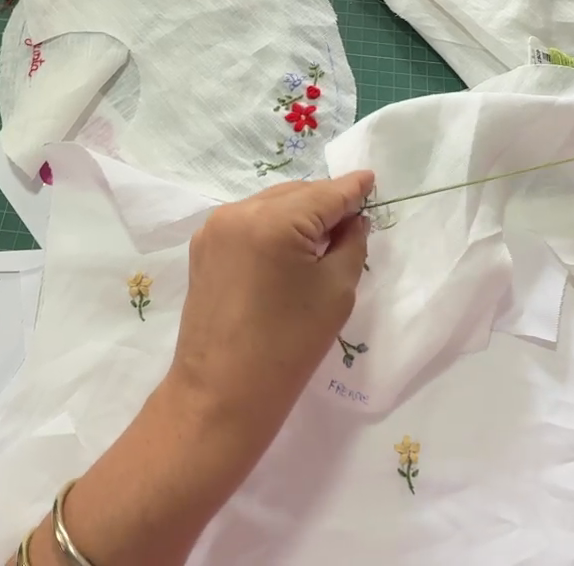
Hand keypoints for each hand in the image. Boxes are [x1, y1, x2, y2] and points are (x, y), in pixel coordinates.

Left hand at [23, 173, 372, 565]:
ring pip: (270, 204)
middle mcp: (239, 212)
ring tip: (322, 237)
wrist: (222, 394)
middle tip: (353, 219)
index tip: (370, 179)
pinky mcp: (203, 245)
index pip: (325, 194)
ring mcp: (215, 227)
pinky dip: (271, 226)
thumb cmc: (288, 347)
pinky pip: (248, 221)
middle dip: (325, 202)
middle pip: (295, 193)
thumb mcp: (336, 292)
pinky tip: (288, 248)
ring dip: (297, 213)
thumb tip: (353, 219)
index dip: (352, 189)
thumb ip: (350, 244)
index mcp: (274, 221)